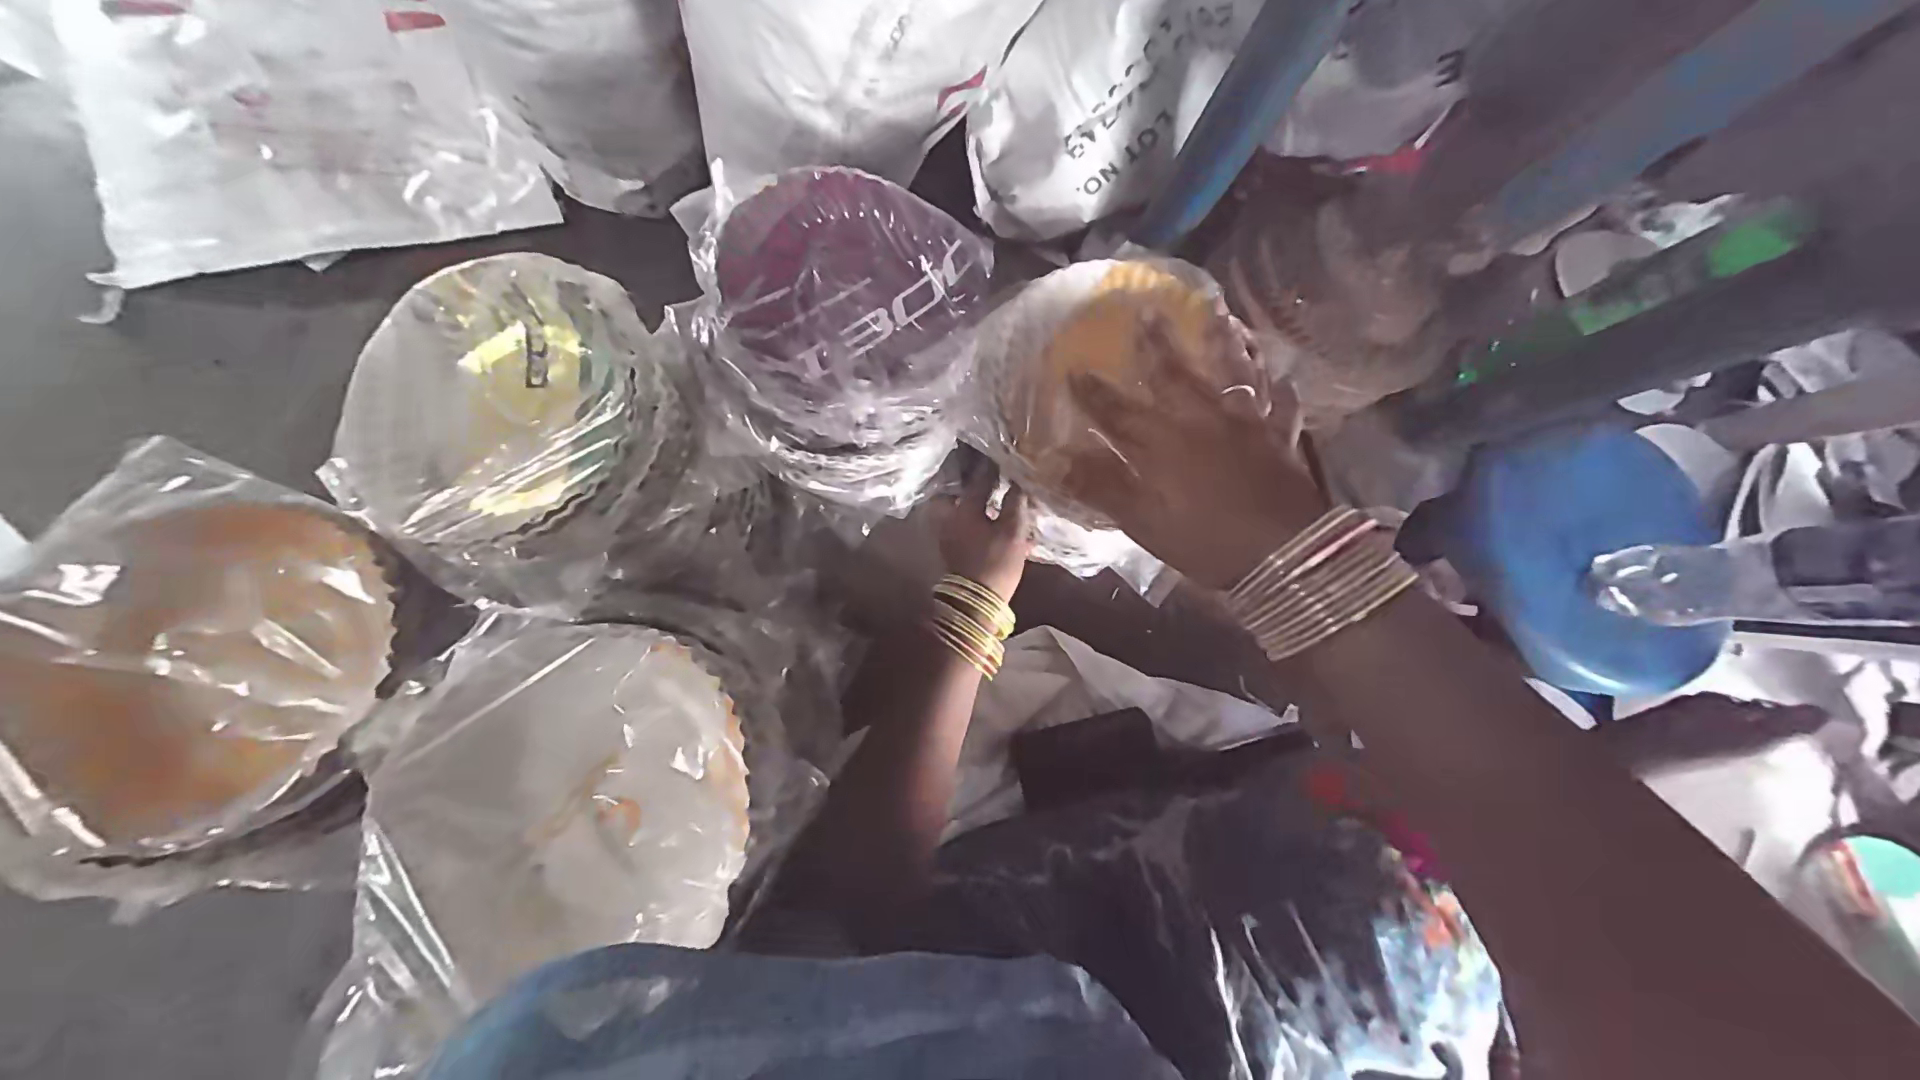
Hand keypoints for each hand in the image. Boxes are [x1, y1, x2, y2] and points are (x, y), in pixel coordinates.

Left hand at [939, 466, 1032, 601]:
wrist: (977, 602)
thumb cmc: (996, 563)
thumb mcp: (1013, 531)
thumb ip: (1016, 503)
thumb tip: (1019, 482)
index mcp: (963, 509)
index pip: (979, 480)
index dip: (994, 468)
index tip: (1004, 457)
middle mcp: (951, 518)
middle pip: (964, 494)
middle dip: (979, 485)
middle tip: (994, 477)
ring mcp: (950, 534)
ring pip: (966, 511)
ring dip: (981, 504)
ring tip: (1000, 501)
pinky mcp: (954, 549)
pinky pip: (967, 527)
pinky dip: (980, 521)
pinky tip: (996, 524)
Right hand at [1064, 317, 1325, 587]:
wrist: (1281, 553)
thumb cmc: (1203, 540)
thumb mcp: (1141, 520)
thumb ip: (1099, 486)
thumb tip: (1054, 460)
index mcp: (1161, 442)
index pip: (1117, 411)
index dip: (1093, 392)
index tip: (1074, 368)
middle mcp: (1200, 420)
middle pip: (1173, 375)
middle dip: (1156, 344)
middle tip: (1147, 310)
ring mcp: (1244, 424)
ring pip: (1231, 373)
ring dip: (1222, 342)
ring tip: (1218, 313)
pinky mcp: (1279, 436)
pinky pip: (1280, 402)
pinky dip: (1279, 386)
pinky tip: (1280, 374)